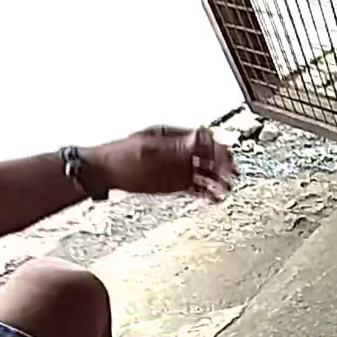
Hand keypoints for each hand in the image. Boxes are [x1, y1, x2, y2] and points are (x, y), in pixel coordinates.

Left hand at [86, 125, 237, 200]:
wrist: (103, 173)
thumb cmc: (121, 157)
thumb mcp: (150, 150)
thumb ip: (178, 146)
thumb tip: (201, 136)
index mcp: (173, 137)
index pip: (203, 139)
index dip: (218, 147)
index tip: (228, 158)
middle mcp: (179, 152)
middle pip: (209, 156)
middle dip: (224, 165)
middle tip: (234, 175)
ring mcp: (179, 168)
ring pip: (207, 174)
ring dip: (219, 181)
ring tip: (227, 191)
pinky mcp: (177, 184)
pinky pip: (199, 189)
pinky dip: (209, 194)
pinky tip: (216, 200)